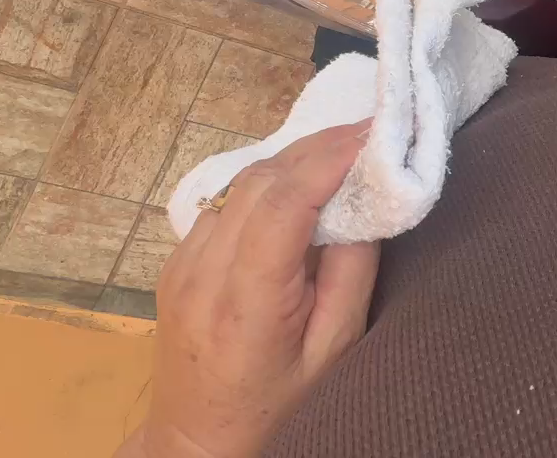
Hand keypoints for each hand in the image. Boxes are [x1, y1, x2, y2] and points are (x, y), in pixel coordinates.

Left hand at [121, 121, 378, 457]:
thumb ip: (354, 268)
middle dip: (323, 145)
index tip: (377, 132)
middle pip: (261, 180)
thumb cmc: (282, 402)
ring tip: (349, 144)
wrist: (198, 444)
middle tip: (374, 129)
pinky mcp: (179, 258)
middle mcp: (201, 274)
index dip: (331, 158)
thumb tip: (367, 195)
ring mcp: (181, 263)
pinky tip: (306, 175)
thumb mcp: (336, 345)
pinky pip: (230, 196)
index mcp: (243, 304)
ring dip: (300, 153)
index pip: (283, 205)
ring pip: (243, 180)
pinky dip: (275, 173)